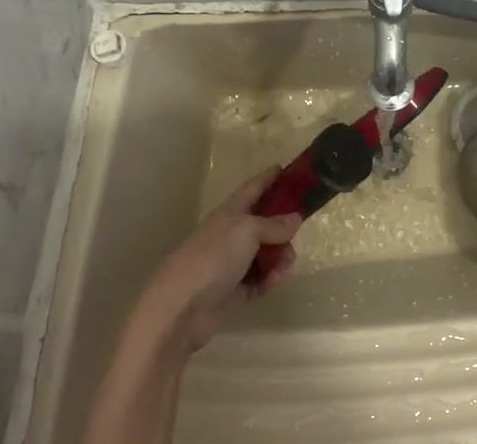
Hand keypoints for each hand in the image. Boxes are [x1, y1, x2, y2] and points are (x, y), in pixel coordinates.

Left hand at [135, 168, 300, 351]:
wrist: (181, 308)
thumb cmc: (213, 258)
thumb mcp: (247, 230)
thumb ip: (274, 224)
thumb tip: (295, 218)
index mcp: (230, 213)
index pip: (253, 188)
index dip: (269, 177)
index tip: (286, 168)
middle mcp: (230, 235)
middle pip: (264, 224)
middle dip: (283, 229)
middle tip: (295, 238)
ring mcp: (231, 263)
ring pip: (265, 254)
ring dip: (279, 259)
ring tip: (283, 268)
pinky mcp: (233, 290)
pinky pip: (259, 280)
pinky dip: (268, 280)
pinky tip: (273, 283)